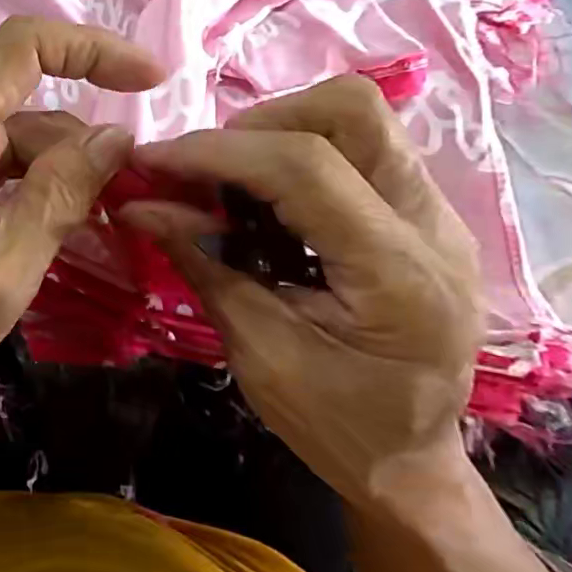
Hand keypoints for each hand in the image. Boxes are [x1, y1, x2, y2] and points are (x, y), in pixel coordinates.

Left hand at [0, 17, 164, 451]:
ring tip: (108, 221)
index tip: (152, 81)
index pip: (23, 46)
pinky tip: (68, 225)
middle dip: (86, 138)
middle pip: (29, 102)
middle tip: (138, 193)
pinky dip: (37, 189)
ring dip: (66, 171)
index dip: (92, 48)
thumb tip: (117, 134)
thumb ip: (62, 192)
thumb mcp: (5, 266)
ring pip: (19, 140)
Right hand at [119, 76, 484, 506]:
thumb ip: (202, 264)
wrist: (409, 462)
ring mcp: (434, 212)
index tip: (149, 162)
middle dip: (256, 124)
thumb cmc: (333, 422)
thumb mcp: (256, 350)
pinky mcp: (417, 212)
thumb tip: (138, 204)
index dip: (214, 152)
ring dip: (274, 131)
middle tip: (204, 172)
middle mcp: (431, 224)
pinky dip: (292, 152)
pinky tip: (260, 198)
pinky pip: (355, 144)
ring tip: (227, 182)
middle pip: (350, 109)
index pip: (303, 166)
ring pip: (356, 116)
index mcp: (397, 271)